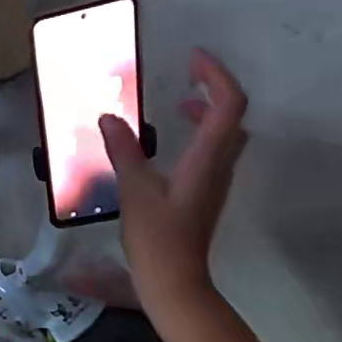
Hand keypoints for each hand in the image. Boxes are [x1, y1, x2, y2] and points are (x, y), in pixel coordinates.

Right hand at [99, 47, 249, 312]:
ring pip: (225, 137)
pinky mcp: (205, 197)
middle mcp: (220, 166)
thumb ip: (124, 151)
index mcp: (207, 159)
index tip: (192, 58)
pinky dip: (199, 137)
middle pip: (232, 116)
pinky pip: (213, 154)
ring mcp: (215, 183)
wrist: (175, 283)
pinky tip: (168, 148)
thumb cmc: (158, 239)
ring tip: (178, 107)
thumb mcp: (135, 191)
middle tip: (186, 79)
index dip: (215, 75)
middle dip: (212, 90)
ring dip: (207, 114)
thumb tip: (109, 118)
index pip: (228, 104)